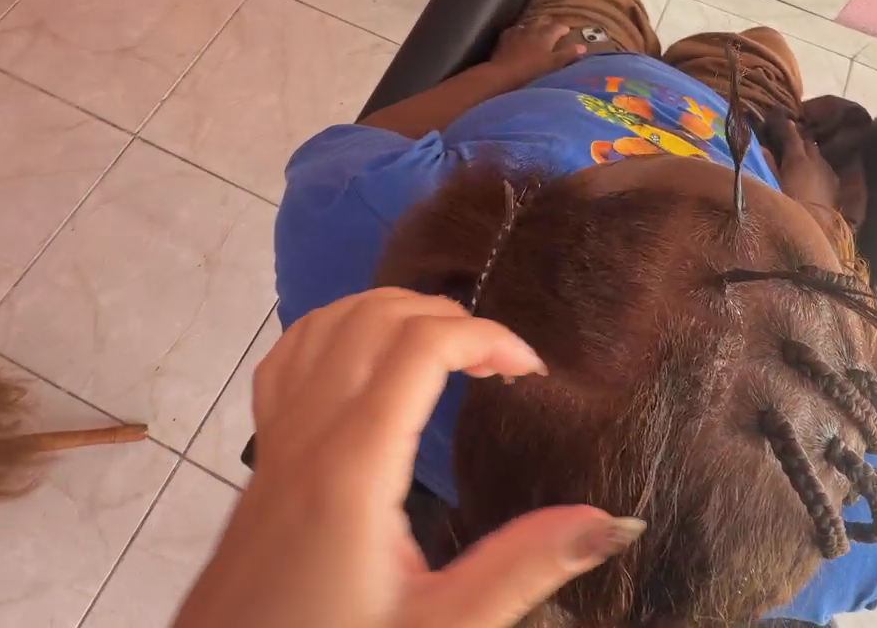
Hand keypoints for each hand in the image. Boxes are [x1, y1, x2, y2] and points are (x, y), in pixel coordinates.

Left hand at [173, 290, 644, 627]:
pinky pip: (293, 349)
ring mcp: (279, 431)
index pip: (424, 345)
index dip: (488, 338)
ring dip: (396, 310)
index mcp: (356, 464)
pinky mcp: (263, 446)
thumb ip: (526, 566)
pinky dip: (340, 324)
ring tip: (444, 348)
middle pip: (380, 314)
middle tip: (495, 362)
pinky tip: (369, 351)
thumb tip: (612, 521)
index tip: (530, 372)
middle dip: (449, 316)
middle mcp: (312, 428)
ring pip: (333, 318)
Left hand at [491, 19, 585, 79]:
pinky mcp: (506, 36)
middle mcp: (533, 29)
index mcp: (546, 35)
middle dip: (549, 25)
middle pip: (543, 22)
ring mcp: (518, 31)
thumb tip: (583, 47)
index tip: (567, 32)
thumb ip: (568, 54)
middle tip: (553, 32)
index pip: (558, 26)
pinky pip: (516, 30)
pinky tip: (519, 38)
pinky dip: (520, 33)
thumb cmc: (531, 70)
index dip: (563, 28)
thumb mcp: (553, 64)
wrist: (503, 72)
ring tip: (537, 34)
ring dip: (534, 28)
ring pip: (529, 24)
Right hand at [761, 109, 839, 207]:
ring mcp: (828, 172)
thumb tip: (763, 148)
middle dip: (797, 135)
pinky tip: (810, 169)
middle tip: (786, 131)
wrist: (818, 230)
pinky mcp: (835, 185)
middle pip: (807, 141)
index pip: (791, 135)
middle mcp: (816, 161)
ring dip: (807, 149)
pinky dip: (815, 163)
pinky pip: (824, 166)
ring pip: (817, 153)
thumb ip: (768, 165)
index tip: (776, 117)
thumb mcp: (772, 186)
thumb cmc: (789, 207)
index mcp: (798, 159)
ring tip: (798, 150)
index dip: (783, 125)